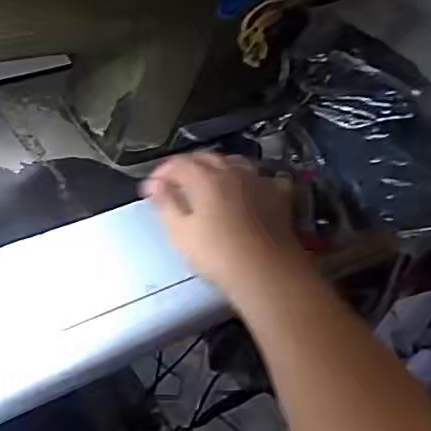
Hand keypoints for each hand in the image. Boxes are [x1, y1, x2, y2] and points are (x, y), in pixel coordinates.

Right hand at [141, 152, 308, 298]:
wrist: (266, 271)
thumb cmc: (217, 254)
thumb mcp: (179, 232)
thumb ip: (165, 204)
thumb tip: (153, 185)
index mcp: (205, 178)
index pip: (177, 163)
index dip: (161, 172)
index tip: (151, 187)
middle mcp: (233, 172)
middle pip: (206, 158)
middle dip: (186, 167)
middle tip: (174, 185)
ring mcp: (259, 181)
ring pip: (235, 163)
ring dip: (217, 169)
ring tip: (208, 184)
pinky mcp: (279, 196)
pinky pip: (262, 178)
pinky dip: (250, 181)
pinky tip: (249, 190)